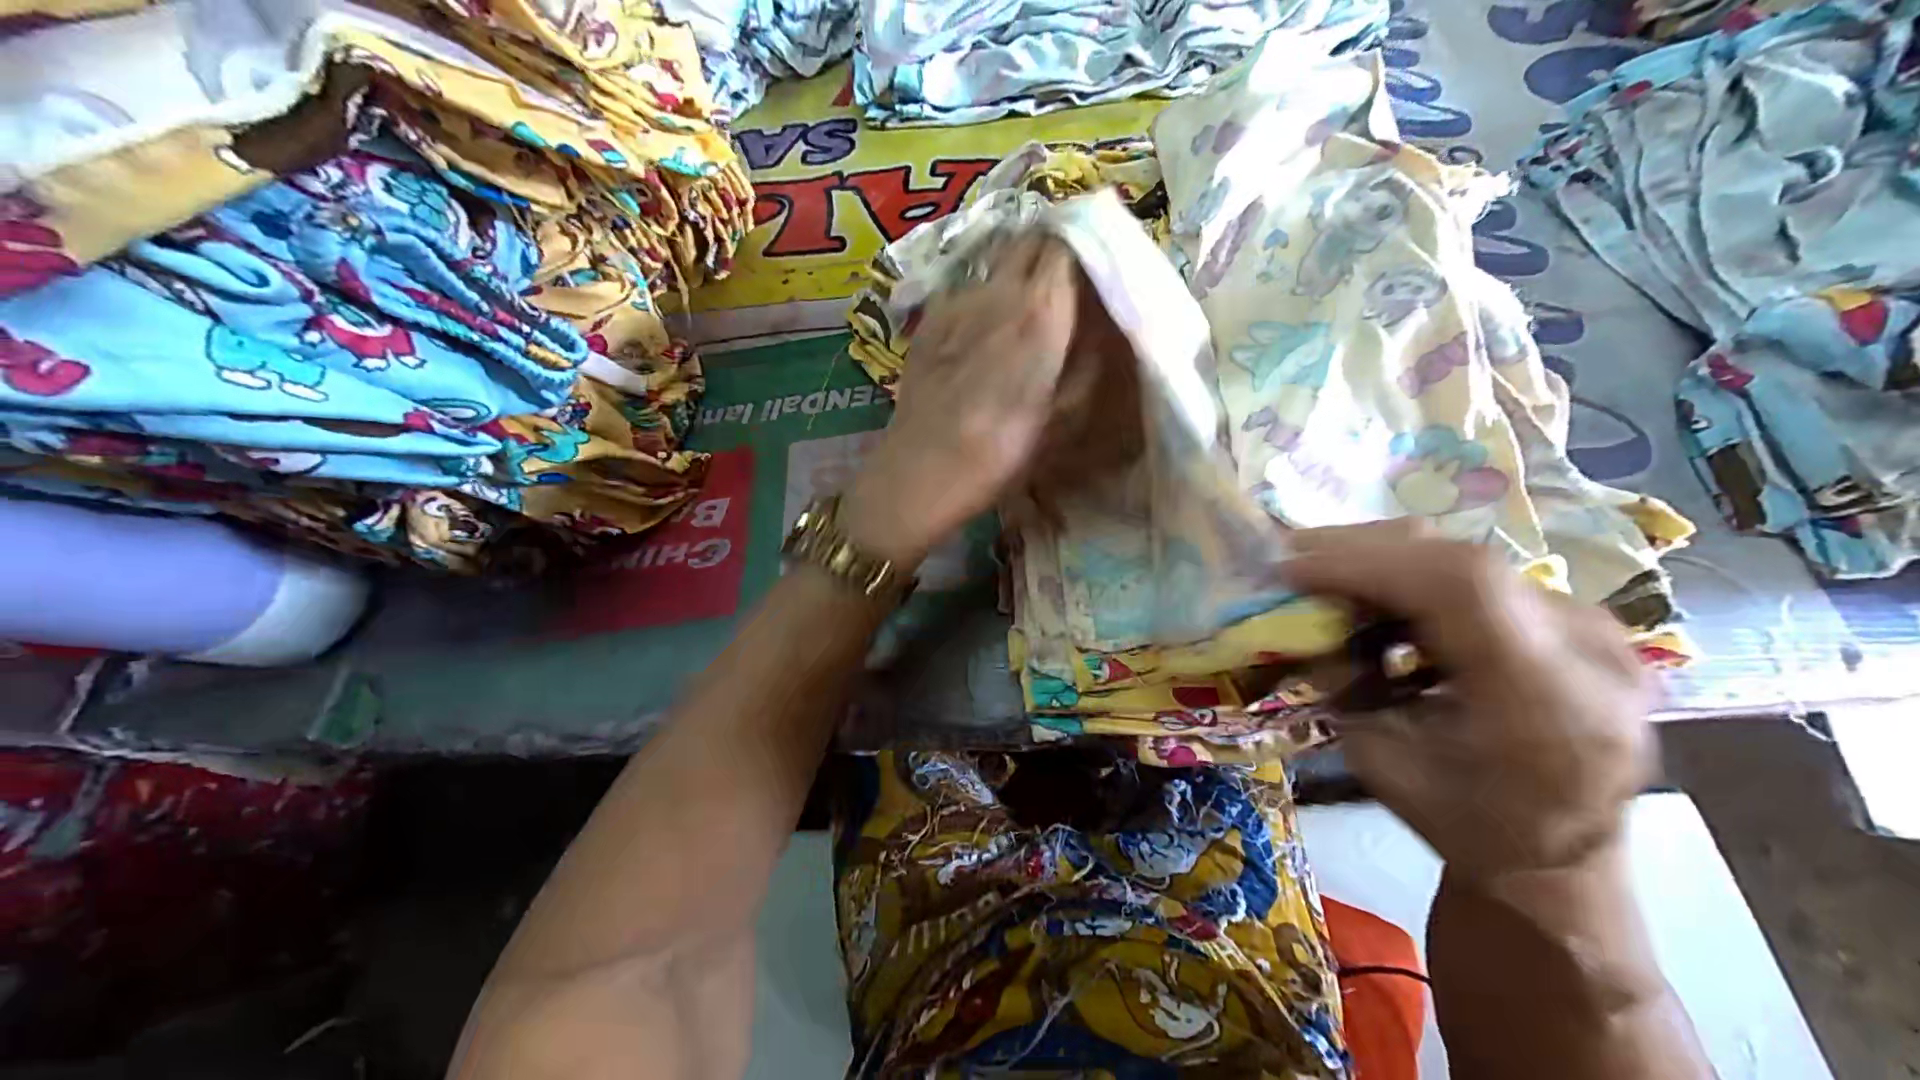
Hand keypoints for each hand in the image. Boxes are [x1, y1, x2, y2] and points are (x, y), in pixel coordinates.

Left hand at [842, 233, 1077, 565]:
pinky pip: (967, 289)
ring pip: (998, 261)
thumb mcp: (1064, 416)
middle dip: (1056, 247)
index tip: (1101, 260)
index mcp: (1040, 310)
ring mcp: (956, 300)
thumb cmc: (1001, 454)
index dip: (1088, 241)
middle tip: (1070, 279)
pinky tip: (984, 330)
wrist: (919, 472)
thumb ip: (1088, 360)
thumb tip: (1101, 321)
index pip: (1070, 240)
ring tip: (1028, 305)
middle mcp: (998, 289)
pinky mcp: (928, 318)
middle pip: (1032, 238)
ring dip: (1019, 270)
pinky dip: (985, 295)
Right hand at [1285, 523, 1654, 880]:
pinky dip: (1412, 576)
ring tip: (1324, 575)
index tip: (1290, 570)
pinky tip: (1375, 597)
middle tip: (1293, 559)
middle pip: (1461, 560)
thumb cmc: (1463, 824)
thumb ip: (1343, 686)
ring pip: (1466, 557)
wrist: (1559, 852)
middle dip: (1362, 552)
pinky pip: (1478, 575)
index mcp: (1546, 704)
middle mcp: (1586, 653)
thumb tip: (1303, 622)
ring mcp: (1593, 630)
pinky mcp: (1575, 620)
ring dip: (1383, 560)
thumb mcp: (1380, 763)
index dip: (1366, 564)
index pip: (1460, 588)